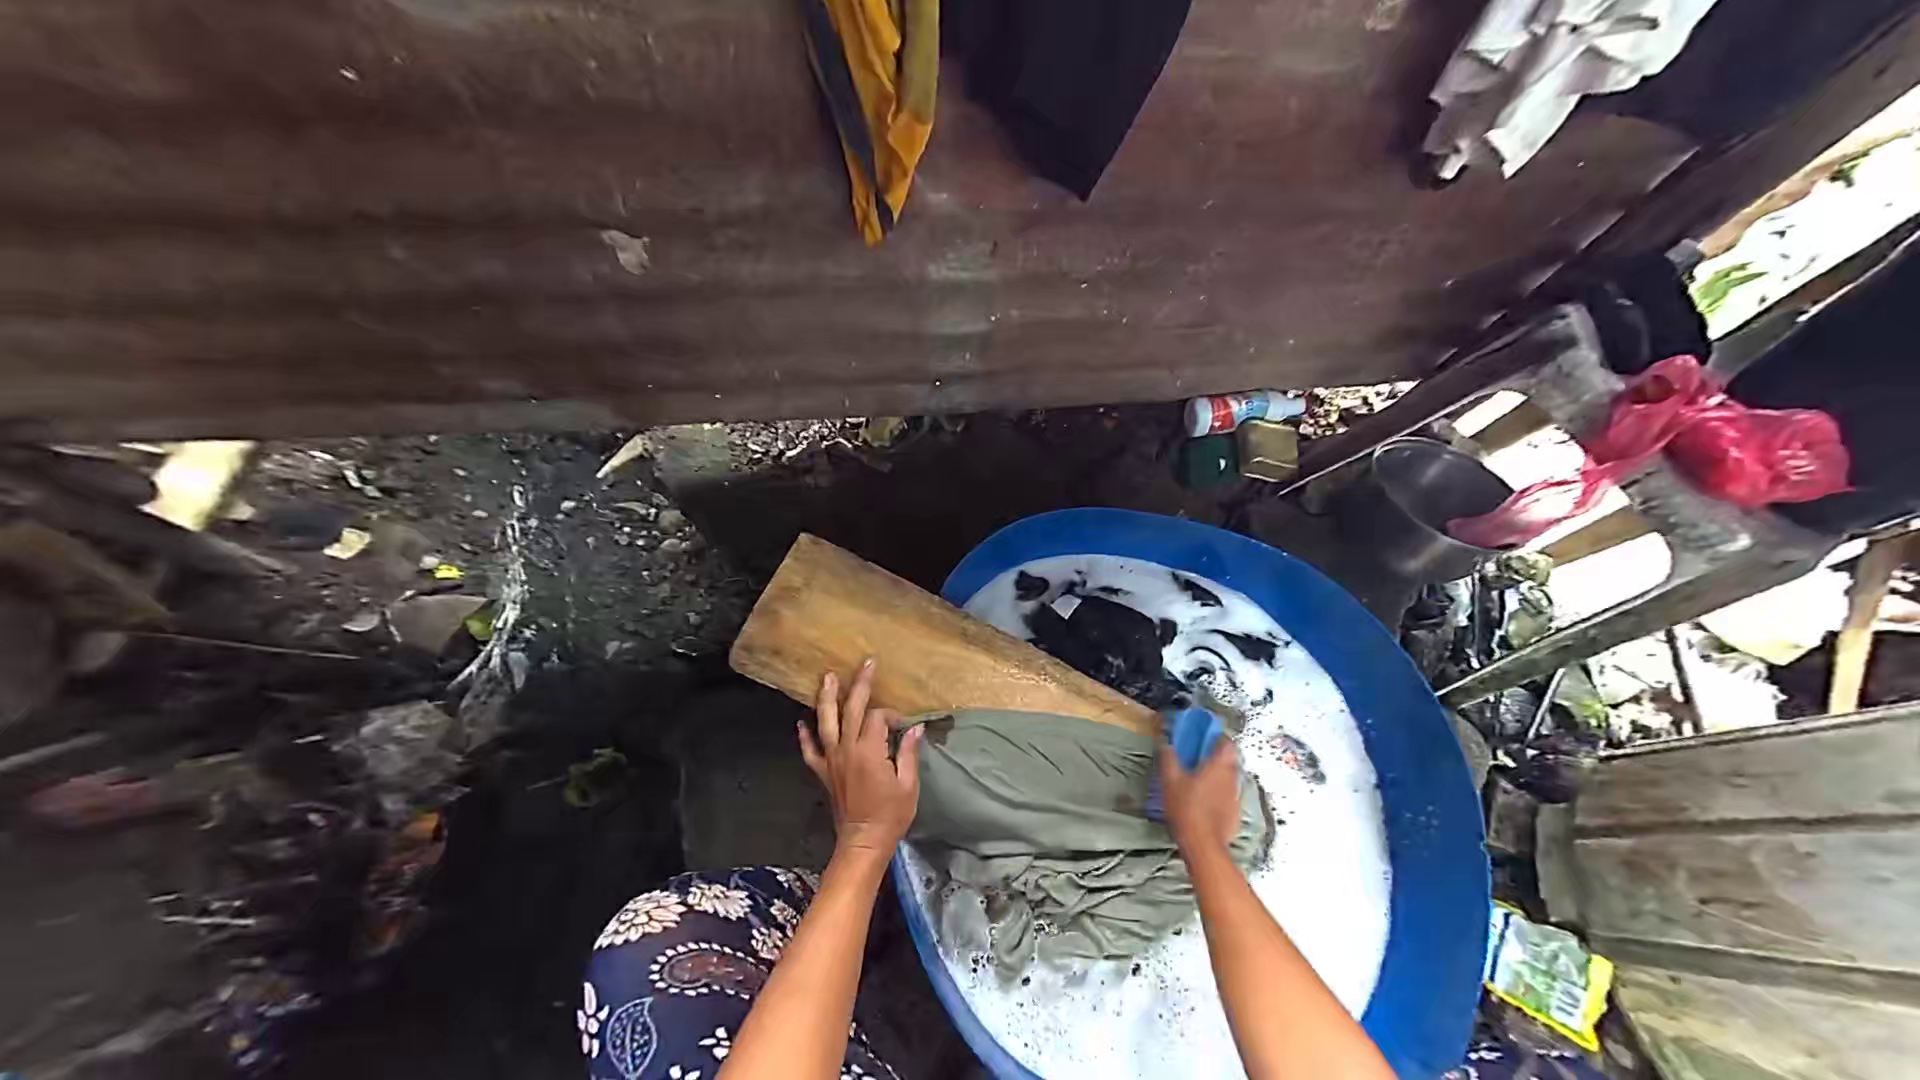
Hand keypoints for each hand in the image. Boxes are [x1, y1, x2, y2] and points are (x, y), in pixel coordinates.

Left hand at [799, 658, 922, 856]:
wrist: (863, 843)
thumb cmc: (891, 815)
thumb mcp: (908, 784)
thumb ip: (909, 753)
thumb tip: (916, 728)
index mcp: (870, 751)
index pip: (877, 717)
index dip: (891, 715)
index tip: (904, 723)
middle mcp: (847, 750)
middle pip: (851, 709)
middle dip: (860, 684)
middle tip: (866, 663)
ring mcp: (831, 760)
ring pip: (826, 722)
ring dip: (827, 698)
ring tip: (828, 678)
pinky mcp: (822, 773)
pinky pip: (810, 751)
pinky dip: (805, 736)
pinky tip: (801, 722)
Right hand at [1158, 737, 1242, 858]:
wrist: (1203, 845)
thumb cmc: (1187, 808)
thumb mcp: (1170, 780)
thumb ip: (1168, 758)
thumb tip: (1166, 743)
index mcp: (1218, 766)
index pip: (1227, 743)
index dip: (1217, 737)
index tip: (1204, 737)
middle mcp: (1231, 778)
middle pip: (1230, 759)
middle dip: (1217, 755)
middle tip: (1200, 756)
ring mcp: (1235, 796)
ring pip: (1230, 777)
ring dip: (1219, 773)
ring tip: (1200, 777)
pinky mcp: (1235, 812)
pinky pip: (1229, 794)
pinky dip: (1220, 791)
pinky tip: (1205, 799)